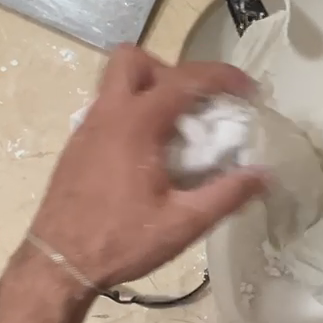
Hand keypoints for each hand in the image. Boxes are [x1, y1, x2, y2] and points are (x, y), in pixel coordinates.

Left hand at [23, 45, 264, 292]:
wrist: (58, 263)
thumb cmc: (122, 241)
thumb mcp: (184, 223)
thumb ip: (227, 195)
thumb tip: (263, 175)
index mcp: (136, 124)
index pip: (184, 79)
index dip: (222, 77)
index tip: (249, 90)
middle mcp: (107, 114)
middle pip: (134, 59)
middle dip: (171, 71)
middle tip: (194, 106)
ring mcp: (87, 128)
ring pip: (116, 82)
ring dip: (150, 91)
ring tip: (176, 131)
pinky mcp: (78, 147)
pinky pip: (108, 110)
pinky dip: (134, 115)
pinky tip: (150, 156)